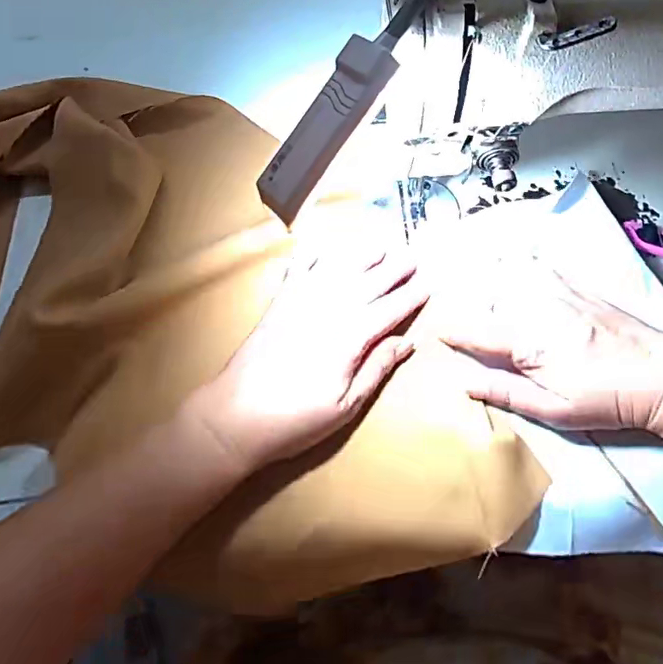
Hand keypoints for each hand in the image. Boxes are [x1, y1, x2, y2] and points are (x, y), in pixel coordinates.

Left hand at [183, 244, 428, 471]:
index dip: (410, 297)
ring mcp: (302, 301)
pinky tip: (321, 246)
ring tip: (379, 245)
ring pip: (339, 267)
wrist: (234, 416)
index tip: (428, 284)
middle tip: (412, 256)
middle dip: (394, 268)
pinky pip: (299, 269)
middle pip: (370, 281)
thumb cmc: (295, 418)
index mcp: (351, 336)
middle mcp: (330, 308)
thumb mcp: (345, 405)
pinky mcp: (280, 301)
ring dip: (361, 254)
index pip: (390, 309)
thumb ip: (377, 368)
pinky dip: (312, 255)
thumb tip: (407, 342)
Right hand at [441, 266, 662, 433]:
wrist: (661, 375)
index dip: (455, 332)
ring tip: (479, 280)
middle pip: (489, 294)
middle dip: (471, 301)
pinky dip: (520, 261)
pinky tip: (515, 260)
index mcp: (526, 341)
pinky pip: (538, 264)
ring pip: (510, 271)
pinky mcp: (577, 285)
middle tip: (462, 311)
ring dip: (491, 276)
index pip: (477, 331)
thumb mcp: (554, 411)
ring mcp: (557, 291)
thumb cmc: (607, 400)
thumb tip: (467, 383)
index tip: (440, 331)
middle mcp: (536, 307)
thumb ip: (507, 393)